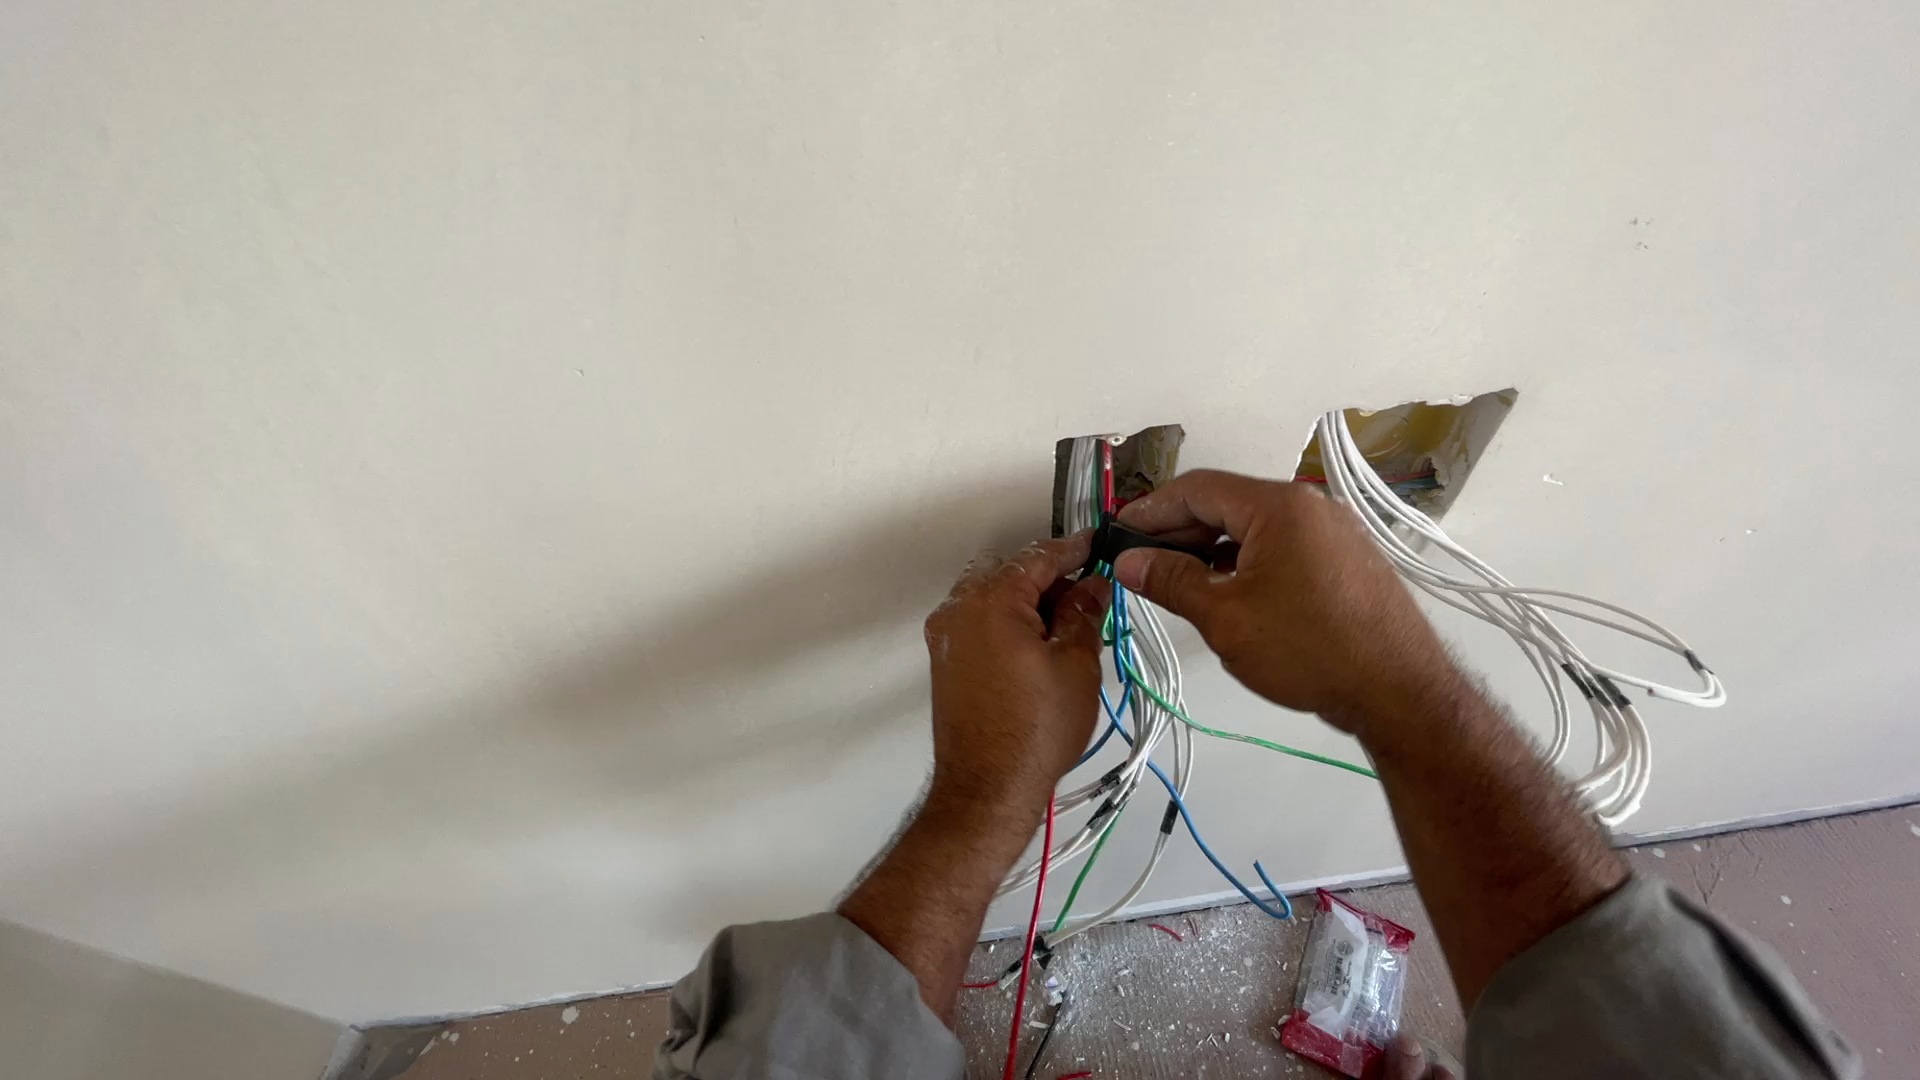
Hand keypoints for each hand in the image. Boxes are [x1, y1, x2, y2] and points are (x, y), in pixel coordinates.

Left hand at [921, 532, 1110, 820]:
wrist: (987, 787)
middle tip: (1085, 594)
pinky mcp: (943, 658)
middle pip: (1007, 570)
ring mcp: (945, 634)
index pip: (1037, 557)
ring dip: (1024, 597)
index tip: (1096, 543)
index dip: (1072, 549)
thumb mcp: (1076, 664)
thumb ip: (1083, 613)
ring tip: (1065, 623)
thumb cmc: (1036, 729)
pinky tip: (1036, 641)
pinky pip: (977, 618)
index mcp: (990, 600)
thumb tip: (1092, 585)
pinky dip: (1005, 618)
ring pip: (988, 593)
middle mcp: (958, 608)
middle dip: (1046, 575)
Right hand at [1111, 469, 1456, 737]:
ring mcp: (1330, 531)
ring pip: (1251, 527)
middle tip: (1137, 558)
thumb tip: (1127, 562)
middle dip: (1176, 530)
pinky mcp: (1341, 559)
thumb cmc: (1308, 650)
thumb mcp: (1225, 616)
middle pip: (1224, 504)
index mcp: (1279, 506)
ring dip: (1207, 547)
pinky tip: (1218, 586)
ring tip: (1170, 576)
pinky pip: (1278, 546)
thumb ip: (1171, 581)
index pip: (1197, 489)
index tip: (1117, 531)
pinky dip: (1241, 560)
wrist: (1402, 694)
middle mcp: (1308, 506)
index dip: (1150, 509)